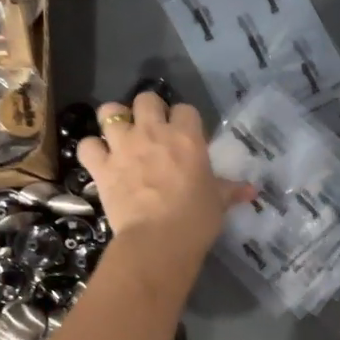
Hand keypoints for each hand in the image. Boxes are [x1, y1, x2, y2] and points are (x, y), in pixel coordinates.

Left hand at [76, 90, 253, 283]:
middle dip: (148, 109)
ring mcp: (123, 147)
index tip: (186, 135)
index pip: (186, 109)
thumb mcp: (218, 202)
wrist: (159, 241)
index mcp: (187, 138)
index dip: (184, 119)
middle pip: (145, 99)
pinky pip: (87, 145)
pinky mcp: (101, 166)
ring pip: (110, 111)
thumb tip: (252, 191)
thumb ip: (231, 190)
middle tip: (152, 130)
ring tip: (121, 135)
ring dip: (114, 120)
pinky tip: (101, 160)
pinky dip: (92, 150)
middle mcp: (153, 133)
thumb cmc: (196, 218)